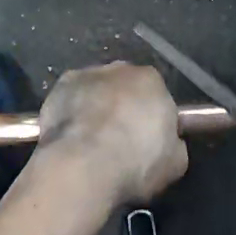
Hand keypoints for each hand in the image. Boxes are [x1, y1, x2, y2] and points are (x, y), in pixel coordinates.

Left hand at [35, 63, 186, 205]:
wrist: (83, 165)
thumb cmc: (134, 162)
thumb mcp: (174, 163)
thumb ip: (174, 145)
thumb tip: (170, 143)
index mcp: (152, 80)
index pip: (156, 95)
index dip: (151, 119)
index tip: (146, 142)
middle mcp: (120, 69)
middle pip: (125, 88)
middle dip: (123, 108)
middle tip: (119, 141)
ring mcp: (87, 74)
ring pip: (96, 91)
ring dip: (96, 108)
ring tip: (90, 144)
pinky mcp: (60, 87)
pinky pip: (70, 98)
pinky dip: (71, 112)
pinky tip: (69, 138)